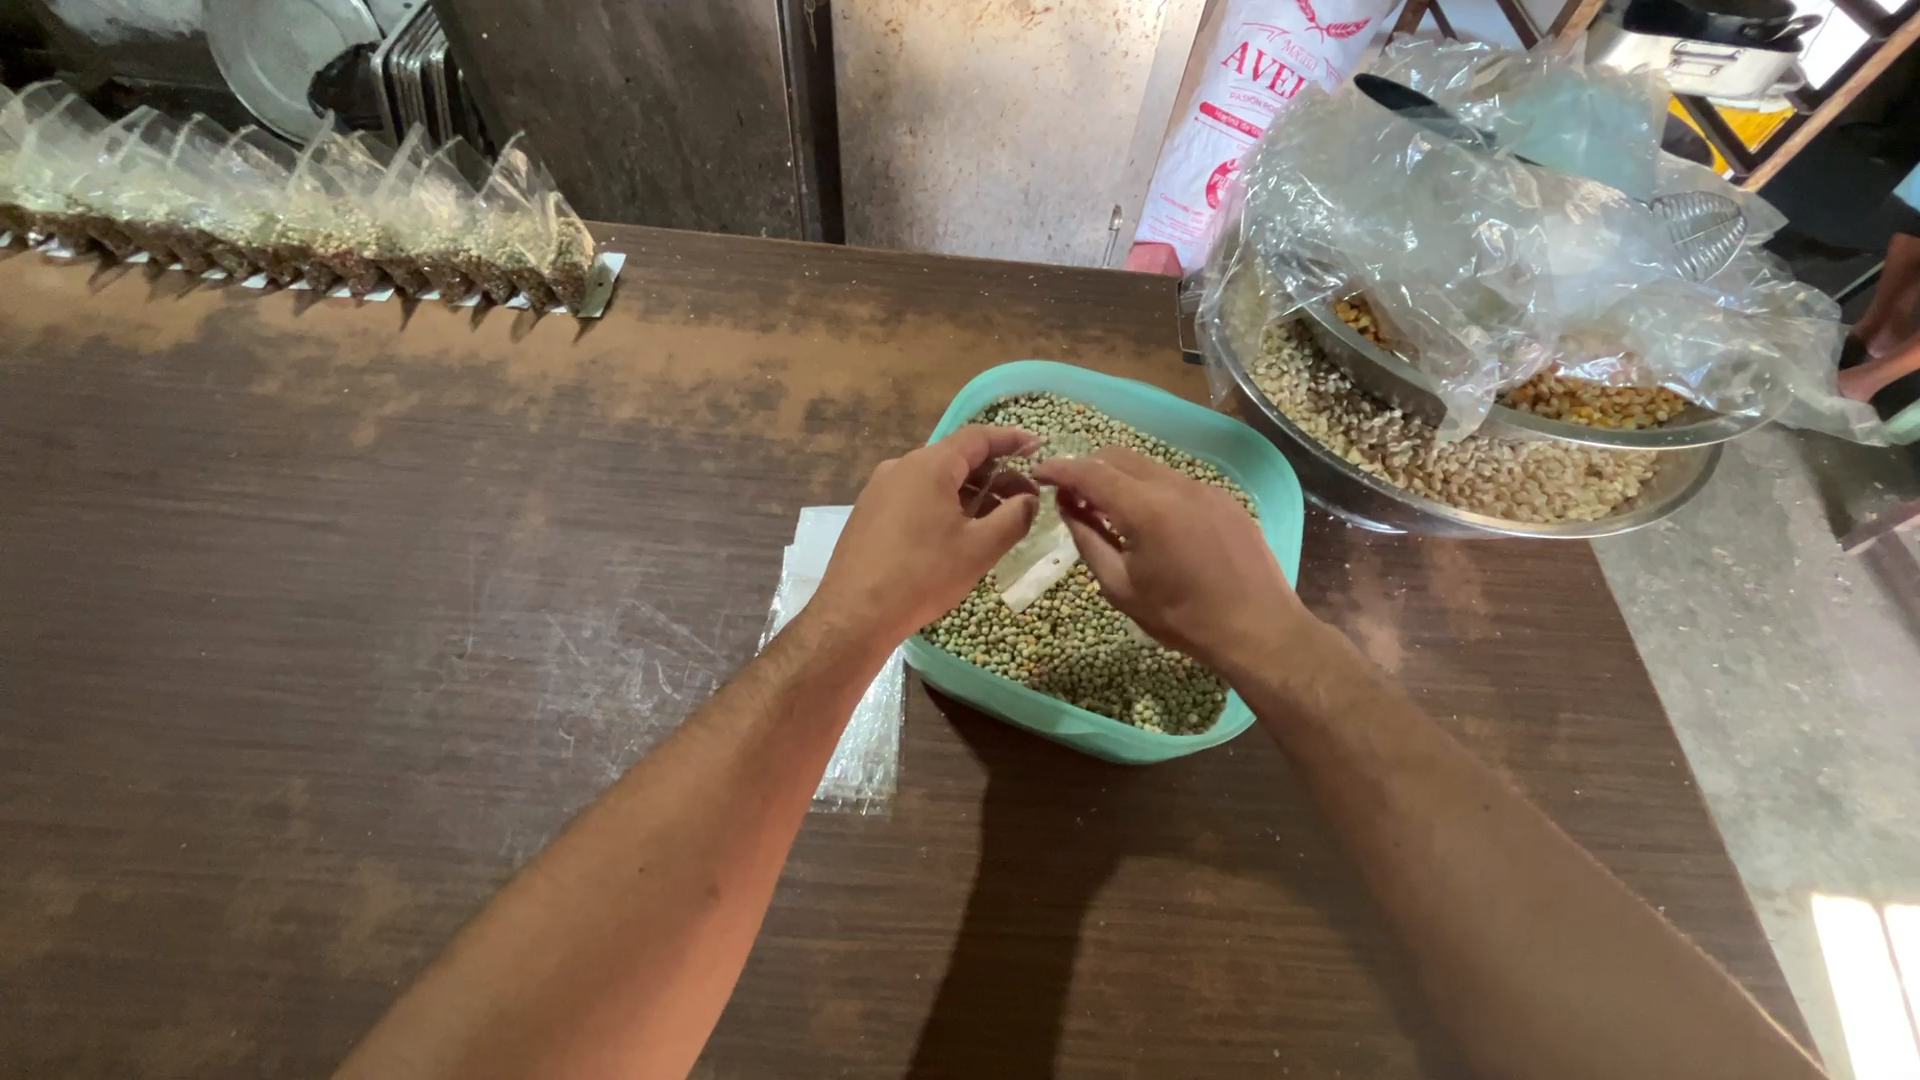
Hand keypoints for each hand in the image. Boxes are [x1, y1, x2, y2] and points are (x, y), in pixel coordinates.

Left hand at [810, 426, 1041, 648]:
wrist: (855, 613)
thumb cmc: (923, 575)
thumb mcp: (979, 549)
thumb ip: (1013, 518)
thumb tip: (1028, 501)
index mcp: (928, 466)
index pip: (977, 437)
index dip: (1011, 440)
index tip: (1038, 447)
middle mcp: (900, 467)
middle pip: (956, 458)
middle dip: (995, 474)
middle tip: (1026, 497)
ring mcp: (879, 490)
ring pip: (934, 480)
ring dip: (970, 493)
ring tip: (997, 519)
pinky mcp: (869, 514)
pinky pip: (915, 497)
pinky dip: (943, 505)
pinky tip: (957, 532)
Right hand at [1033, 448, 1315, 671]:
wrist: (1258, 628)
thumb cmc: (1181, 617)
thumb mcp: (1120, 587)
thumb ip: (1088, 541)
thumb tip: (1068, 508)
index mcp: (1145, 508)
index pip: (1090, 473)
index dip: (1060, 469)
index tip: (1039, 473)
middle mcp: (1175, 485)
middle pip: (1119, 457)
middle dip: (1088, 468)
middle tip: (1071, 496)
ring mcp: (1204, 488)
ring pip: (1149, 467)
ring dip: (1120, 478)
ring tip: (1108, 510)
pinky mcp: (1224, 499)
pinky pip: (1176, 482)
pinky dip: (1151, 490)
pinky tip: (1151, 522)